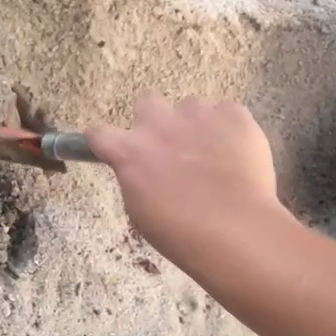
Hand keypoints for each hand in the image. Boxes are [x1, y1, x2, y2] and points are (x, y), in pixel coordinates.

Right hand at [86, 97, 290, 266]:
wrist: (236, 230)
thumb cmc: (180, 232)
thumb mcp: (139, 210)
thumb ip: (135, 177)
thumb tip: (141, 169)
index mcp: (128, 151)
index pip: (99, 133)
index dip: (106, 142)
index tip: (114, 151)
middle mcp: (158, 124)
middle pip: (146, 103)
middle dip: (154, 121)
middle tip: (168, 147)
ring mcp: (197, 116)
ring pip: (190, 107)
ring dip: (194, 125)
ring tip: (211, 154)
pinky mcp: (233, 116)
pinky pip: (227, 111)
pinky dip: (229, 127)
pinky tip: (237, 152)